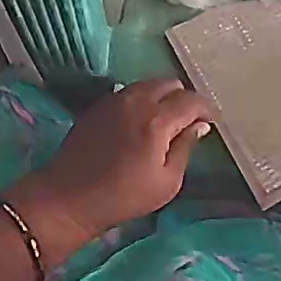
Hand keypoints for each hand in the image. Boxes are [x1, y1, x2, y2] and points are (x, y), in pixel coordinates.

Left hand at [4, 79, 214, 264]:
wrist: (69, 197)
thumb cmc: (123, 196)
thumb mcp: (166, 182)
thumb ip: (185, 148)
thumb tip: (199, 125)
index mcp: (157, 119)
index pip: (191, 100)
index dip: (206, 109)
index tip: (210, 122)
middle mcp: (137, 100)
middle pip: (170, 83)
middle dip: (183, 99)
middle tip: (187, 121)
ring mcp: (114, 99)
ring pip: (148, 84)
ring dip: (162, 97)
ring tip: (164, 122)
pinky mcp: (99, 104)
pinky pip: (129, 92)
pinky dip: (142, 100)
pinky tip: (139, 123)